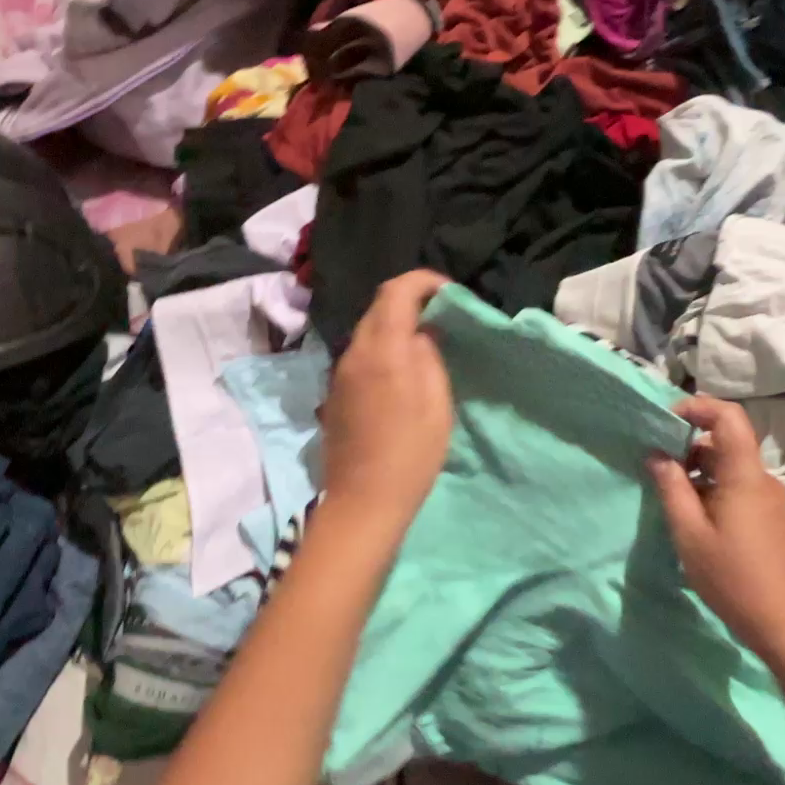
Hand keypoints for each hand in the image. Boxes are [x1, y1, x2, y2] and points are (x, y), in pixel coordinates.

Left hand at [321, 271, 453, 527]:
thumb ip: (429, 358)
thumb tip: (422, 334)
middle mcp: (354, 353)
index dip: (424, 282)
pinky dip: (381, 351)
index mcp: (382, 350)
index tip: (450, 295)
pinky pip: (359, 357)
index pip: (396, 291)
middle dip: (410, 303)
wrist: (362, 501)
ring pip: (367, 332)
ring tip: (425, 347)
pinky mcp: (334, 394)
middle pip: (378, 308)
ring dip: (395, 328)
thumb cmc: (410, 455)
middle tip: (442, 320)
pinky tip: (400, 375)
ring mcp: (339, 374)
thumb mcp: (436, 405)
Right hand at [647, 396, 784, 649]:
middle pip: (726, 443)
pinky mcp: (771, 518)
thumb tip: (656, 454)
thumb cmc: (732, 577)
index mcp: (744, 477)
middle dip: (688, 445)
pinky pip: (738, 488)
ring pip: (730, 468)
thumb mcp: (689, 534)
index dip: (697, 408)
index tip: (665, 421)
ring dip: (698, 471)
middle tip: (655, 465)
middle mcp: (763, 480)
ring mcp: (770, 500)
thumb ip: (671, 488)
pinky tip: (692, 517)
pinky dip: (712, 489)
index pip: (729, 418)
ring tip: (668, 494)